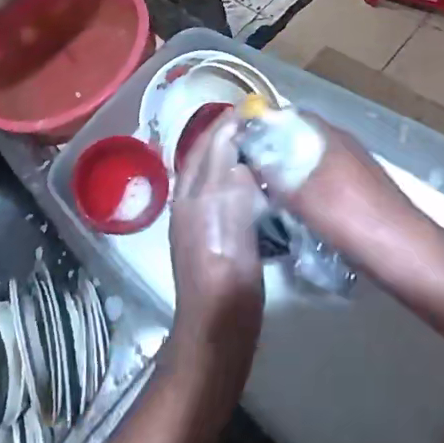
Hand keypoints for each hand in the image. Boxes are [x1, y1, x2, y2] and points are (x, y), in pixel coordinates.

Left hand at [166, 113, 265, 362]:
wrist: (212, 333)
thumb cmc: (227, 288)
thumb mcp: (235, 238)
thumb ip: (233, 195)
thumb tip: (239, 158)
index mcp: (195, 198)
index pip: (210, 147)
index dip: (228, 126)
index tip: (253, 109)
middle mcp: (187, 203)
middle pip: (203, 157)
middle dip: (225, 135)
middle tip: (256, 122)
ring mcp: (191, 221)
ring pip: (206, 175)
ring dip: (226, 155)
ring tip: (255, 146)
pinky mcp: (201, 238)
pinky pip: (213, 194)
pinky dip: (229, 179)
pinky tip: (249, 187)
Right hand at [253, 112, 418, 255]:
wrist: (410, 260)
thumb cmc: (352, 219)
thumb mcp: (300, 194)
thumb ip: (270, 170)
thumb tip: (244, 152)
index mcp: (329, 137)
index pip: (285, 116)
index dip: (259, 126)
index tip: (235, 144)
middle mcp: (342, 147)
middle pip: (295, 140)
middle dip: (269, 153)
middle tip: (243, 173)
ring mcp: (353, 171)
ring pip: (307, 164)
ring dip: (285, 175)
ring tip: (262, 195)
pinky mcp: (359, 195)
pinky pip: (320, 183)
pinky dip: (302, 192)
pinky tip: (291, 213)